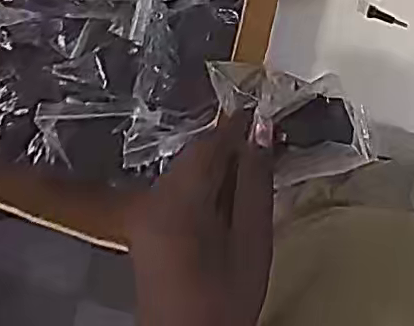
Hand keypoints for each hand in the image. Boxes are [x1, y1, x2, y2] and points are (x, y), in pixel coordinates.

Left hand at [128, 110, 273, 325]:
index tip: (267, 114)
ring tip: (250, 173)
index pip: (212, 141)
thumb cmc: (225, 300)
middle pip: (197, 152)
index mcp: (178, 198)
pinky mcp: (146, 225)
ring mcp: (146, 211)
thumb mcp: (253, 239)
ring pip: (188, 167)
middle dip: (230, 145)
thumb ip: (256, 179)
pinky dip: (203, 183)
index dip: (240, 125)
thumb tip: (262, 129)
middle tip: (265, 146)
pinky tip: (225, 198)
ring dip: (217, 164)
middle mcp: (154, 196)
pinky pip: (179, 186)